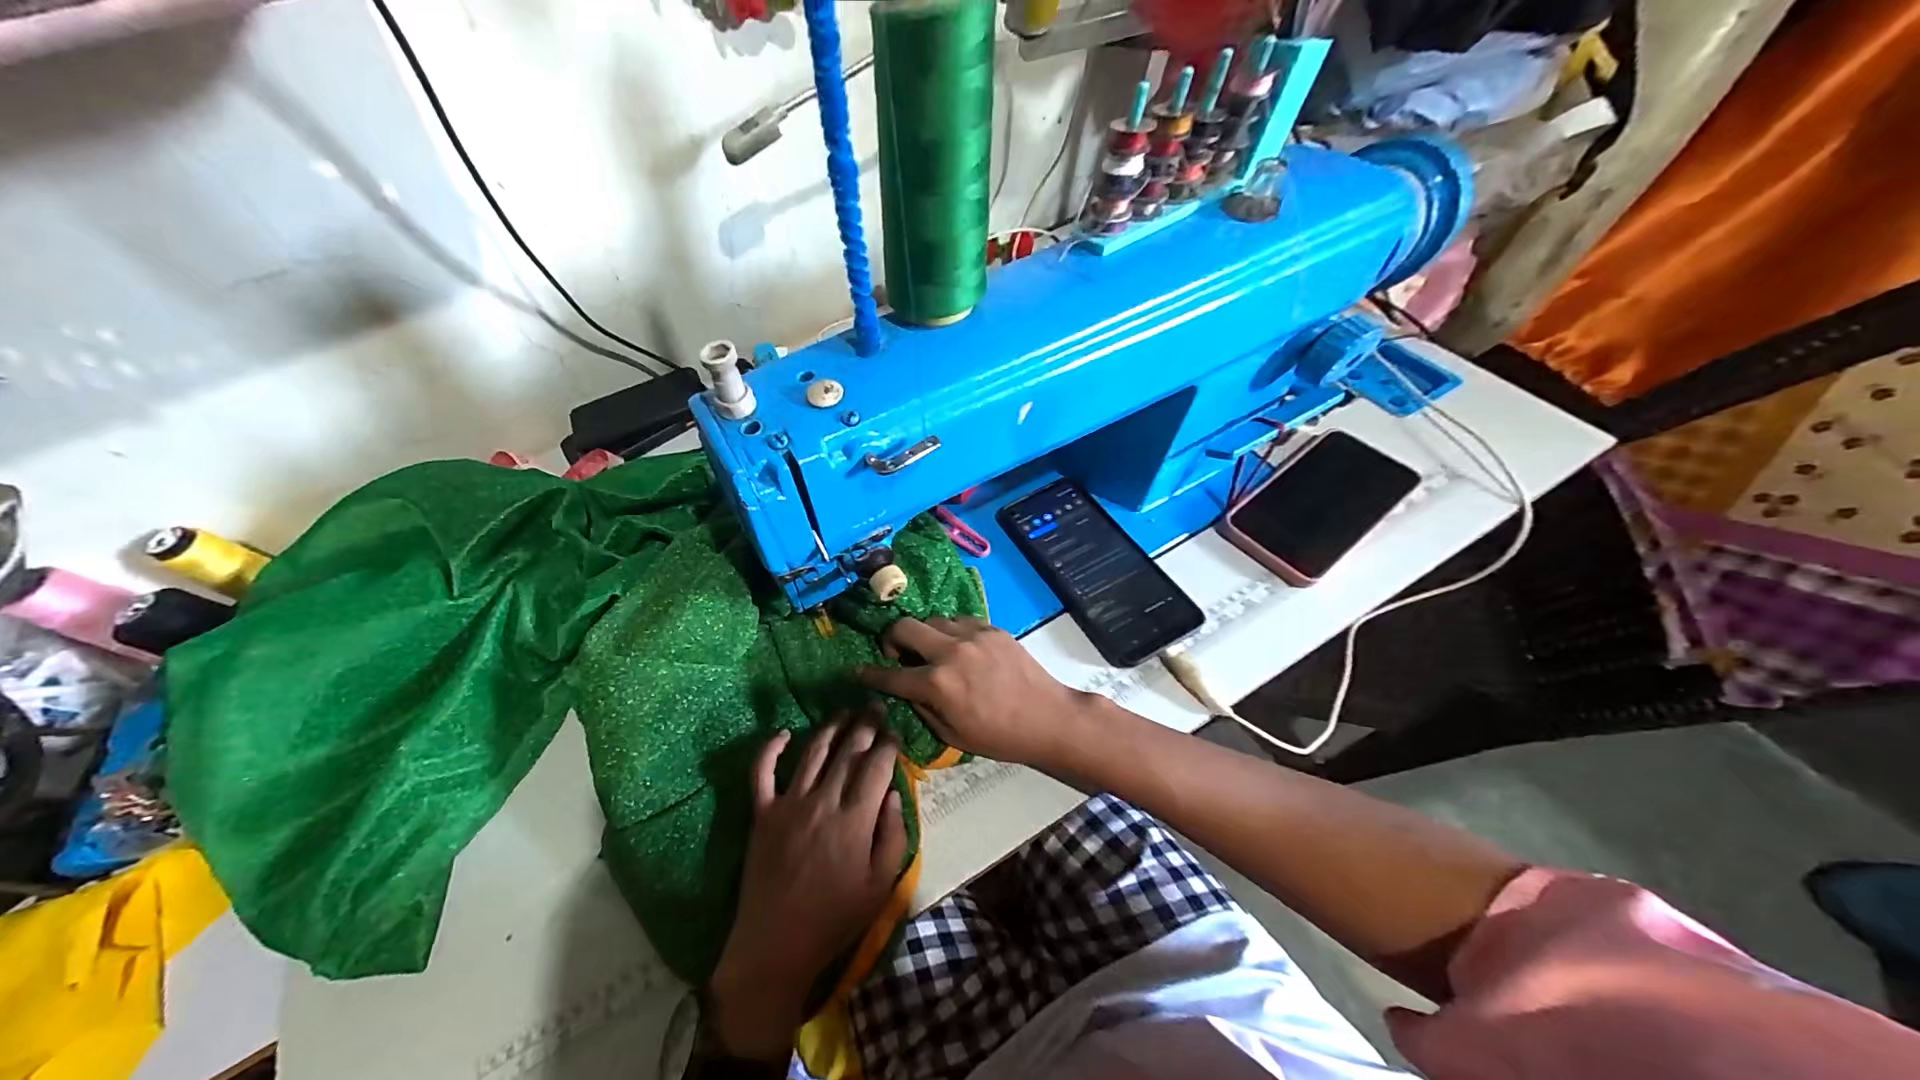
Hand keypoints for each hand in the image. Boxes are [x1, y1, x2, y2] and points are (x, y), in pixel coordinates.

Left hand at [706, 712, 907, 1061]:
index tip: (896, 730)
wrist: (776, 944)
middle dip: (866, 724)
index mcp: (855, 818)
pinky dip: (770, 749)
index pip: (876, 766)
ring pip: (813, 752)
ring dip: (831, 727)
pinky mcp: (762, 814)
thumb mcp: (882, 884)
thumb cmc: (836, 917)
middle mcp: (823, 801)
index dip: (889, 744)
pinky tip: (783, 732)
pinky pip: (762, 772)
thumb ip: (892, 834)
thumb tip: (893, 792)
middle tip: (876, 706)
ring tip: (845, 711)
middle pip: (848, 751)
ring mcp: (788, 804)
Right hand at [857, 616, 1096, 770]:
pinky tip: (960, 649)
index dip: (868, 674)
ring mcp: (972, 635)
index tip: (857, 671)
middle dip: (892, 639)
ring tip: (933, 652)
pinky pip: (959, 620)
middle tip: (898, 654)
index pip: (889, 675)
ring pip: (932, 620)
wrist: (1046, 717)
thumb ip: (923, 708)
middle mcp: (949, 652)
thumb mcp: (952, 735)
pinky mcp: (991, 628)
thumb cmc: (998, 736)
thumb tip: (906, 690)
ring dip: (925, 635)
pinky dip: (951, 632)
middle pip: (904, 627)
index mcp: (936, 684)